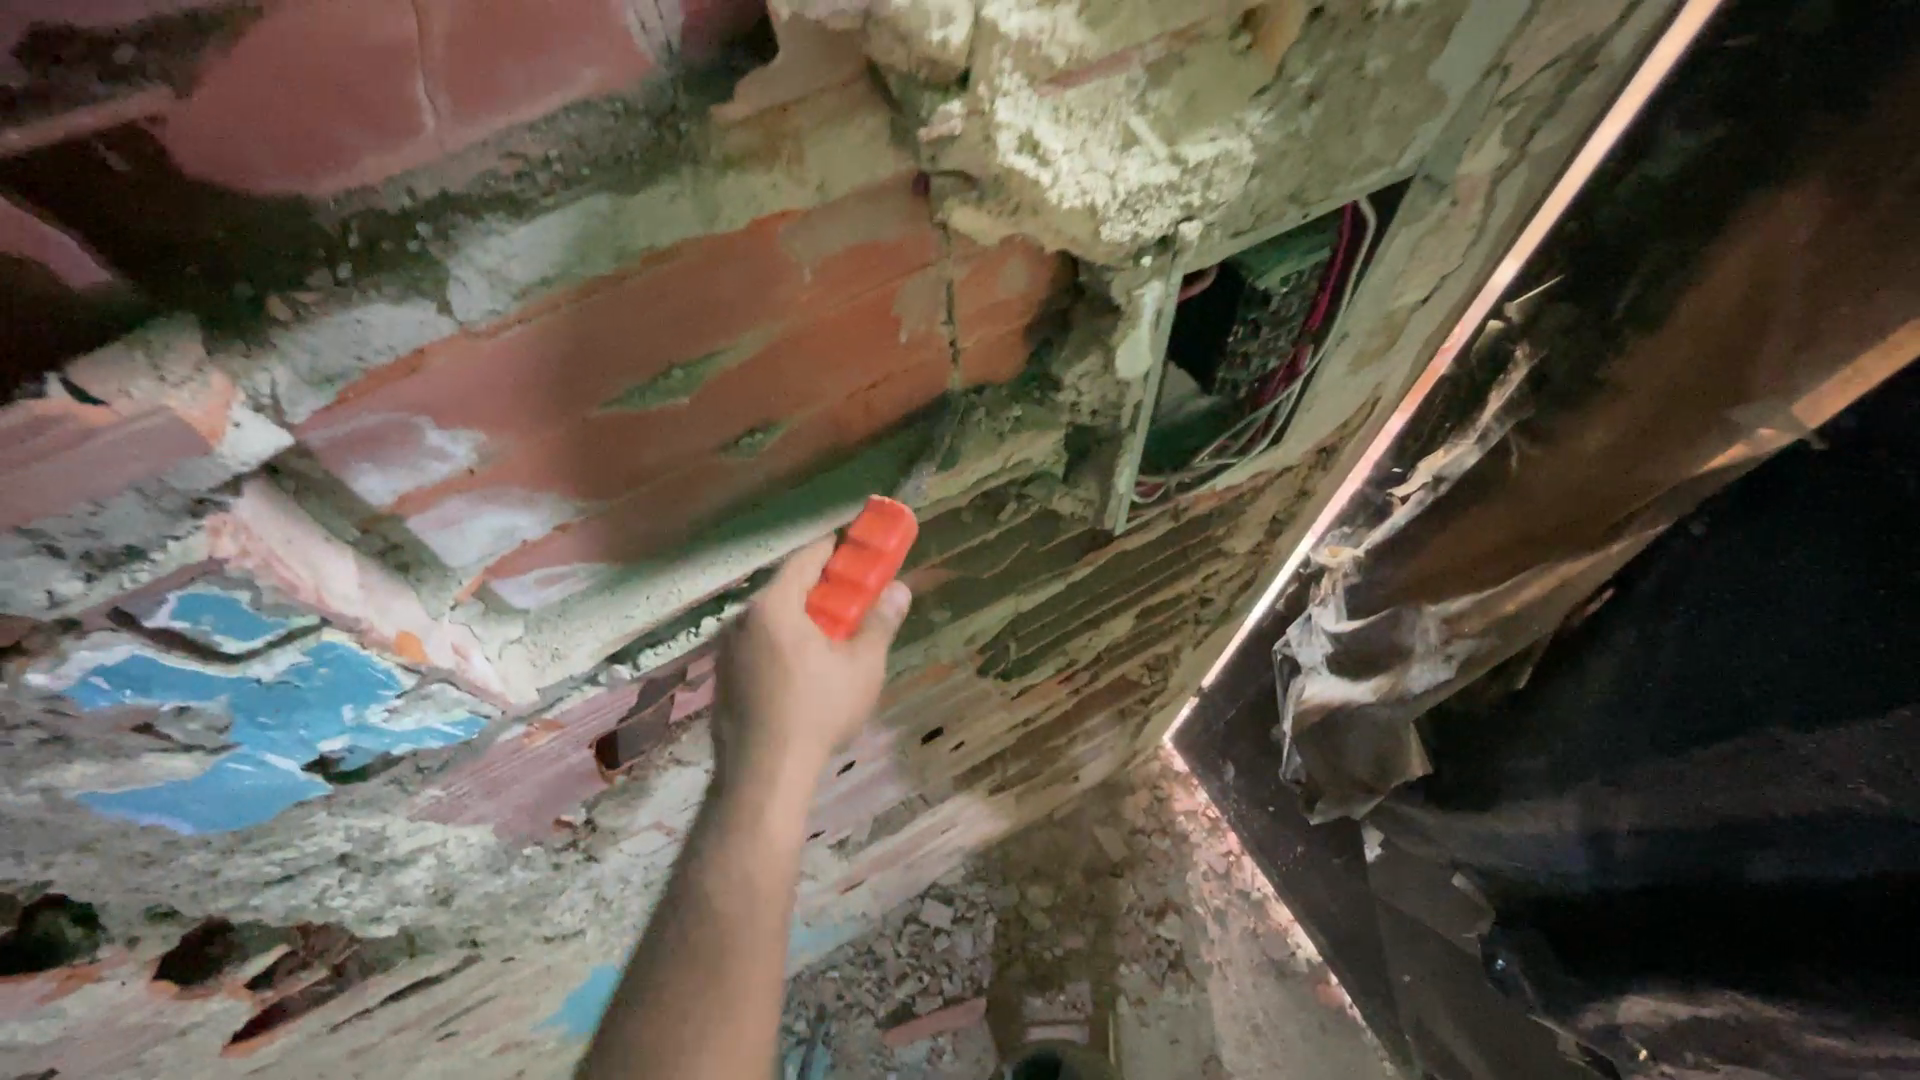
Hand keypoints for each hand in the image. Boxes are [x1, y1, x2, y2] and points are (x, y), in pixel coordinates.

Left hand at [712, 535, 911, 792]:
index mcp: (774, 607)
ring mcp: (726, 651)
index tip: (851, 544)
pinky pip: (756, 646)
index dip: (831, 549)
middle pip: (784, 589)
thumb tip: (899, 590)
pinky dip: (780, 643)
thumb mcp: (862, 666)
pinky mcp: (722, 679)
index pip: (804, 560)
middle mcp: (742, 620)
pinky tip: (800, 669)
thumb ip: (880, 623)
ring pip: (768, 620)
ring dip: (798, 617)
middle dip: (817, 587)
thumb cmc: (817, 712)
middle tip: (848, 593)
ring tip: (828, 632)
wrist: (763, 773)